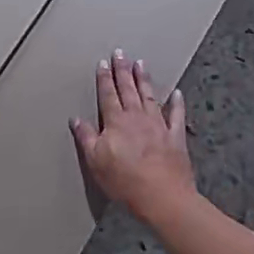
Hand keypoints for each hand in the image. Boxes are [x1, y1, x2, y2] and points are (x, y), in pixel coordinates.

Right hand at [71, 50, 196, 223]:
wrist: (164, 200)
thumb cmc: (126, 182)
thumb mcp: (95, 161)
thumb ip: (86, 137)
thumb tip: (77, 120)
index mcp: (116, 122)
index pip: (108, 94)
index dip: (104, 78)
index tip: (103, 63)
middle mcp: (136, 119)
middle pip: (128, 89)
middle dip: (123, 70)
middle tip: (121, 53)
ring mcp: (158, 127)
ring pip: (149, 96)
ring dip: (144, 80)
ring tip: (141, 64)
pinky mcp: (175, 139)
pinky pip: (176, 116)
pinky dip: (176, 104)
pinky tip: (176, 94)